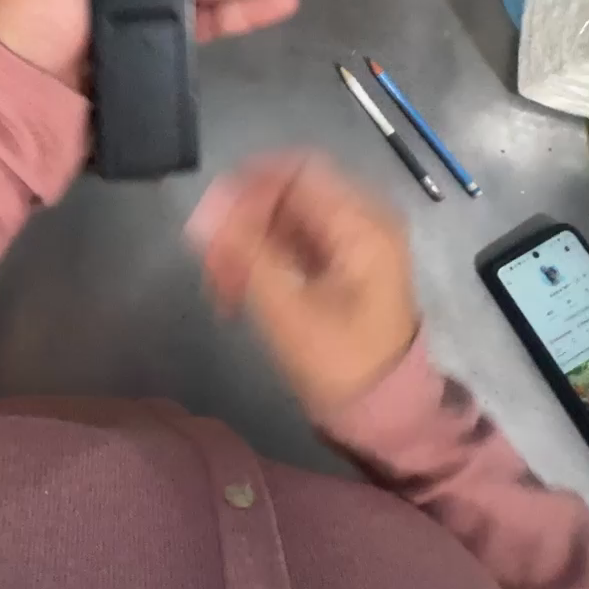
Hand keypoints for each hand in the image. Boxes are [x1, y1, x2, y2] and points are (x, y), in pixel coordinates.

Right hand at [186, 153, 419, 414]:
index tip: (211, 220)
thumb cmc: (342, 363)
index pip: (296, 172)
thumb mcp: (289, 309)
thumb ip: (246, 251)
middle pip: (285, 192)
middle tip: (209, 259)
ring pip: (281, 216)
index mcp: (361, 222)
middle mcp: (360, 218)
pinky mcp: (338, 259)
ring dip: (245, 240)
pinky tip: (236, 287)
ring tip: (218, 283)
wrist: (385, 415)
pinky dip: (260, 255)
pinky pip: (289, 238)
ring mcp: (350, 239)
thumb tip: (203, 210)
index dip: (248, 187)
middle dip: (241, 220)